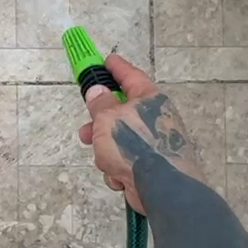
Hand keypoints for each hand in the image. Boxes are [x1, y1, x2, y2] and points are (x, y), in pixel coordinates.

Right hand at [75, 52, 206, 213]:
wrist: (161, 186)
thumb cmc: (134, 146)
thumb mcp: (108, 119)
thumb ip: (100, 104)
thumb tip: (98, 91)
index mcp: (149, 99)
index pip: (130, 76)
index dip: (116, 68)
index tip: (106, 60)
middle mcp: (154, 118)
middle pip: (120, 113)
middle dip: (99, 125)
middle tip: (85, 130)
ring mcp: (154, 143)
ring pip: (118, 141)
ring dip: (105, 151)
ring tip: (102, 159)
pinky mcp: (150, 165)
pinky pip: (124, 161)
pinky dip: (117, 168)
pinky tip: (119, 175)